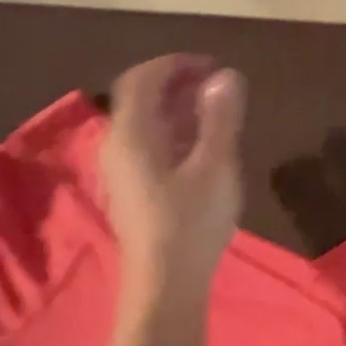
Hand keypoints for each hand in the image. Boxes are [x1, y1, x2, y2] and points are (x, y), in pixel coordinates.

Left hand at [99, 54, 245, 298]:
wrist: (166, 281)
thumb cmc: (191, 221)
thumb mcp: (215, 166)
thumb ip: (220, 119)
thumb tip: (226, 76)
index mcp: (133, 134)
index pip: (142, 79)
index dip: (174, 64)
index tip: (212, 65)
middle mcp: (118, 145)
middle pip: (140, 100)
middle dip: (177, 84)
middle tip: (218, 85)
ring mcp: (122, 170)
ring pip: (146, 124)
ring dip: (177, 109)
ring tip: (216, 112)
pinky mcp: (134, 190)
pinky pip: (150, 145)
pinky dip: (175, 132)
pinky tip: (202, 147)